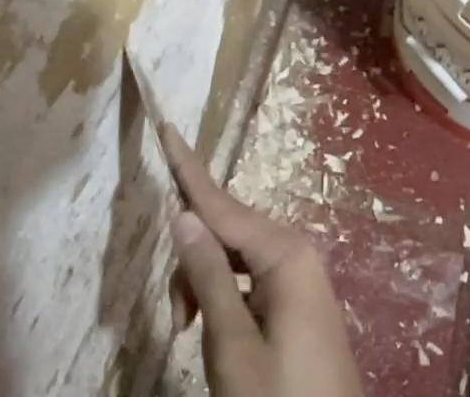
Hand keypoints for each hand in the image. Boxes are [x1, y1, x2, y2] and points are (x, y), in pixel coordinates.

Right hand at [159, 123, 363, 396]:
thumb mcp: (232, 343)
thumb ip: (207, 275)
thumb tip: (184, 215)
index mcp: (285, 254)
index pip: (222, 203)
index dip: (188, 168)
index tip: (168, 126)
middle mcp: (297, 253)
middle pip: (226, 231)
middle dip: (191, 260)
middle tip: (175, 319)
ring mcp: (301, 278)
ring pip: (234, 258)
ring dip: (205, 286)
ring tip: (190, 335)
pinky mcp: (299, 302)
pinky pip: (250, 279)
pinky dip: (224, 296)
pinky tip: (211, 325)